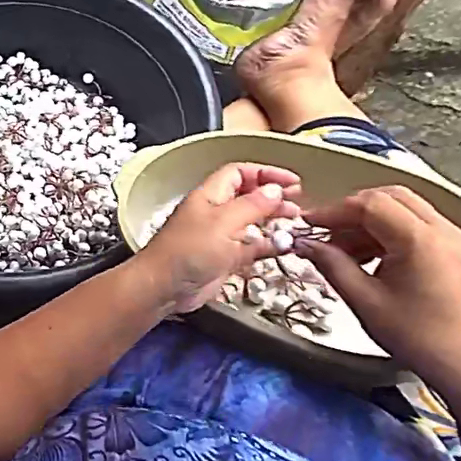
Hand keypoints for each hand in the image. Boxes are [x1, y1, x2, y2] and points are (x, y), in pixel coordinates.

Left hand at [137, 162, 301, 311]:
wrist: (163, 287)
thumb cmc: (186, 251)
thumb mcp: (223, 222)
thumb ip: (252, 205)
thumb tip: (275, 190)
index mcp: (209, 195)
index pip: (239, 173)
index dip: (265, 173)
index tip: (291, 181)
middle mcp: (214, 213)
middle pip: (247, 196)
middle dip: (272, 196)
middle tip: (296, 202)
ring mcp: (219, 236)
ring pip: (251, 222)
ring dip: (273, 220)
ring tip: (295, 221)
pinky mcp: (223, 258)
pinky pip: (250, 247)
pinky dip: (268, 245)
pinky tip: (285, 246)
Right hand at [297, 186, 460, 394]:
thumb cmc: (425, 339)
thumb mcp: (365, 302)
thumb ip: (332, 266)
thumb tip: (307, 245)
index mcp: (422, 241)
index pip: (370, 204)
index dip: (333, 211)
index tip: (309, 224)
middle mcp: (446, 232)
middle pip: (390, 197)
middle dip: (352, 210)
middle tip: (325, 231)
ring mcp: (459, 241)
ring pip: (406, 210)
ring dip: (371, 222)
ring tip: (344, 250)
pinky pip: (421, 227)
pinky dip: (391, 233)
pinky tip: (372, 259)